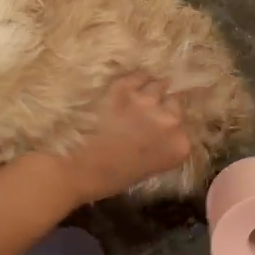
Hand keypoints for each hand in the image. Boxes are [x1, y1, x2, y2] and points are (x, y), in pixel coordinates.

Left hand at [58, 72, 190, 203]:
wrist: (72, 168)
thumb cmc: (106, 179)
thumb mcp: (144, 169)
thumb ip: (157, 148)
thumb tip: (154, 134)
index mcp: (178, 147)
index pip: (182, 130)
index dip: (168, 128)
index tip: (158, 127)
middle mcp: (169, 121)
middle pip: (173, 103)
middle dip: (163, 106)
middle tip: (148, 111)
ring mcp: (146, 101)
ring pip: (158, 85)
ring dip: (151, 89)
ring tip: (142, 90)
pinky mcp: (123, 87)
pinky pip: (137, 75)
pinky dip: (136, 78)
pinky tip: (130, 81)